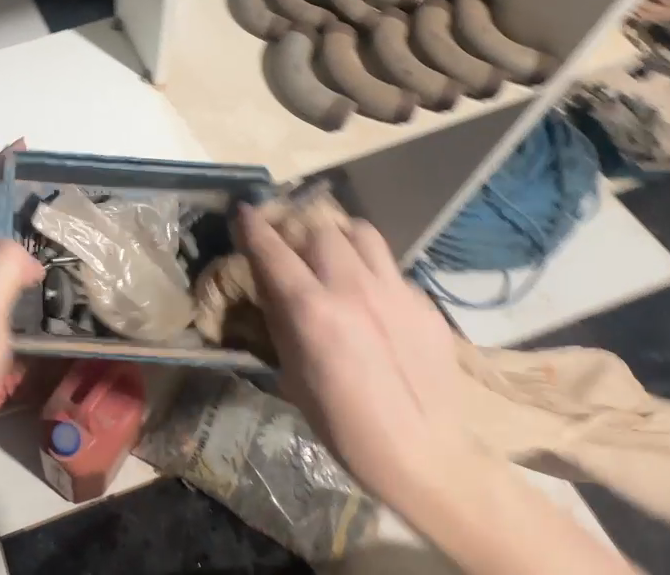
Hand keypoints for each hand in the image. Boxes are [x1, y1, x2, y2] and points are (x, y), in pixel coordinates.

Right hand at [234, 202, 479, 511]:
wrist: (425, 457)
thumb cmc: (343, 426)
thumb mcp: (293, 375)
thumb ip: (281, 320)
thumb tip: (270, 285)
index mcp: (311, 309)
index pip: (272, 248)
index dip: (253, 225)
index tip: (244, 211)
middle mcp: (351, 288)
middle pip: (319, 228)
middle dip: (300, 230)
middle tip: (293, 243)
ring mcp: (394, 291)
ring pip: (362, 233)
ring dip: (340, 237)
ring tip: (335, 253)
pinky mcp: (425, 304)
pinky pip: (392, 269)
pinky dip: (374, 272)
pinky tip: (374, 299)